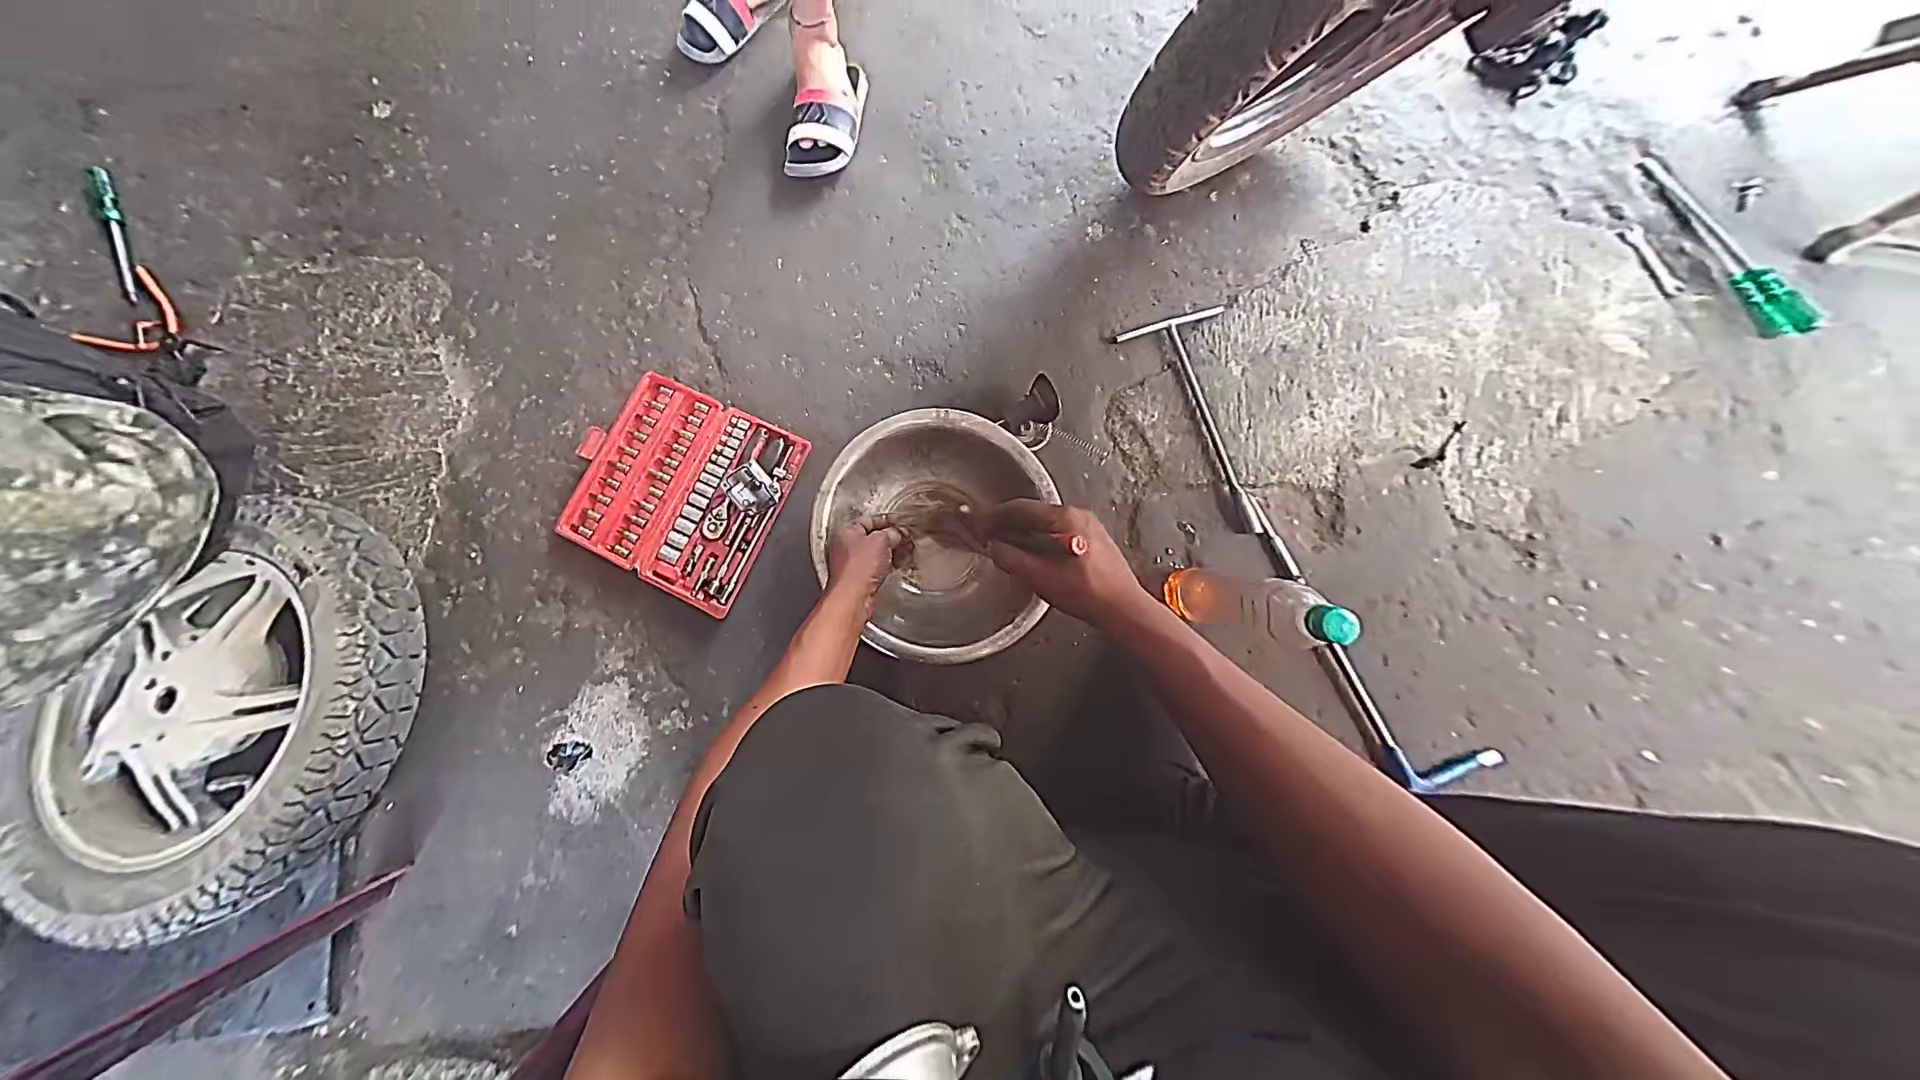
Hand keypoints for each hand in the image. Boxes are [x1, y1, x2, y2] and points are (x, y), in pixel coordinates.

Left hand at [826, 515, 907, 598]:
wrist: (853, 597)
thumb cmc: (858, 569)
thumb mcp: (881, 541)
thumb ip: (891, 533)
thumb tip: (897, 533)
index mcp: (846, 532)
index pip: (869, 519)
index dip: (886, 520)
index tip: (899, 522)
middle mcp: (846, 547)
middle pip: (873, 537)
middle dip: (891, 537)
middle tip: (905, 537)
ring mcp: (852, 563)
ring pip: (876, 553)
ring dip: (892, 552)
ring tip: (906, 551)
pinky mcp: (860, 578)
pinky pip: (877, 567)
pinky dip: (888, 565)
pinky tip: (899, 564)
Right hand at [980, 500, 1153, 628]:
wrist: (1124, 610)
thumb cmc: (1090, 594)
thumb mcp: (1042, 578)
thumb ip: (1013, 560)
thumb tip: (994, 548)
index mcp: (1067, 519)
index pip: (1021, 509)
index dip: (995, 517)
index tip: (980, 525)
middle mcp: (1079, 516)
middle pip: (1034, 513)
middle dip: (1007, 522)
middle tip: (988, 533)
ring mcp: (1087, 527)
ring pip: (1045, 522)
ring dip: (1022, 530)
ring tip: (1004, 543)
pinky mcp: (1091, 540)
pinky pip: (1057, 531)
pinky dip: (1038, 538)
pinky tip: (1030, 552)